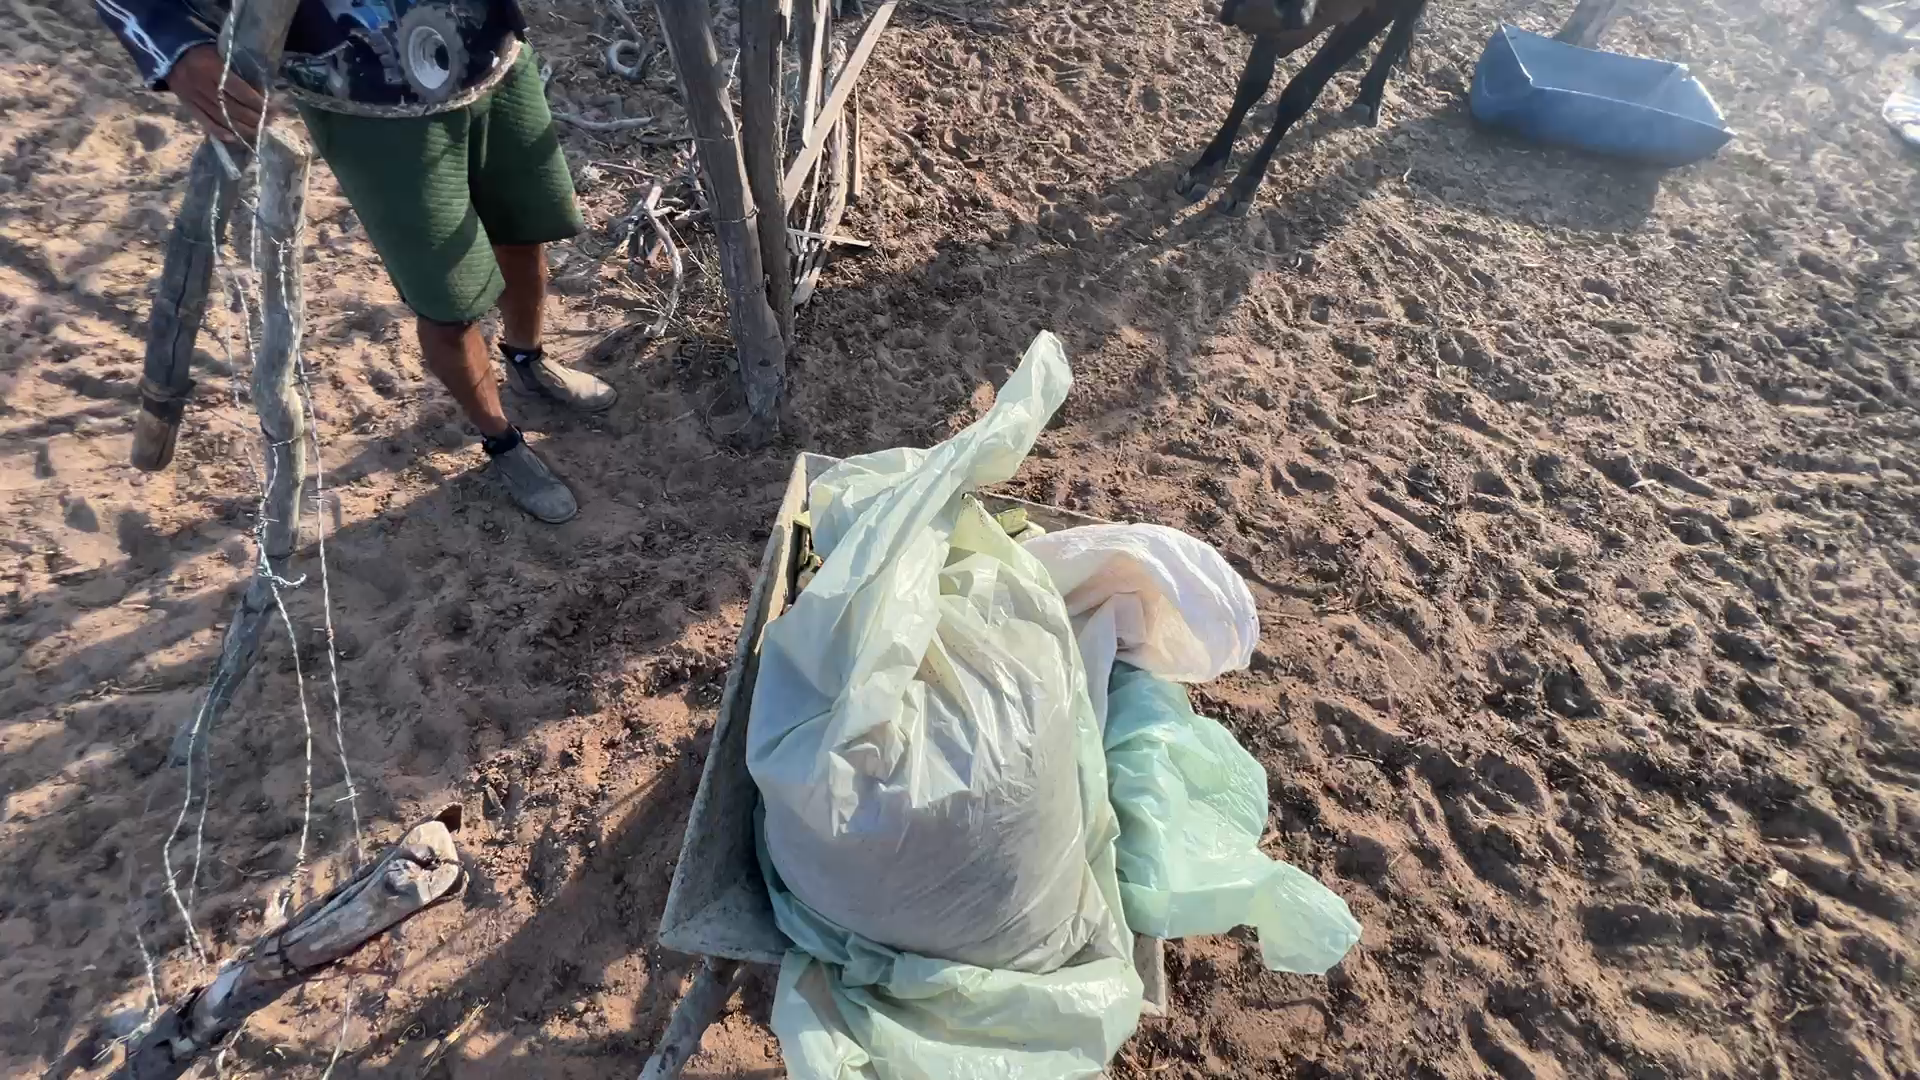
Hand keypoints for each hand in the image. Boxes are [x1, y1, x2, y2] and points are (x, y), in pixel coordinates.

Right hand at [169, 43, 264, 144]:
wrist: (171, 51)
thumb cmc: (206, 55)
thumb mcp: (225, 58)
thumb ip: (243, 76)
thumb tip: (266, 98)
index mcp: (212, 68)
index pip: (242, 93)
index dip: (260, 105)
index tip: (275, 111)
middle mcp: (200, 83)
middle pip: (234, 109)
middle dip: (256, 119)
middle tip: (269, 123)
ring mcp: (191, 95)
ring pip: (222, 119)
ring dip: (244, 129)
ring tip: (259, 131)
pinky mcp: (185, 103)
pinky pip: (205, 122)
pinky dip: (221, 132)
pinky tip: (236, 138)